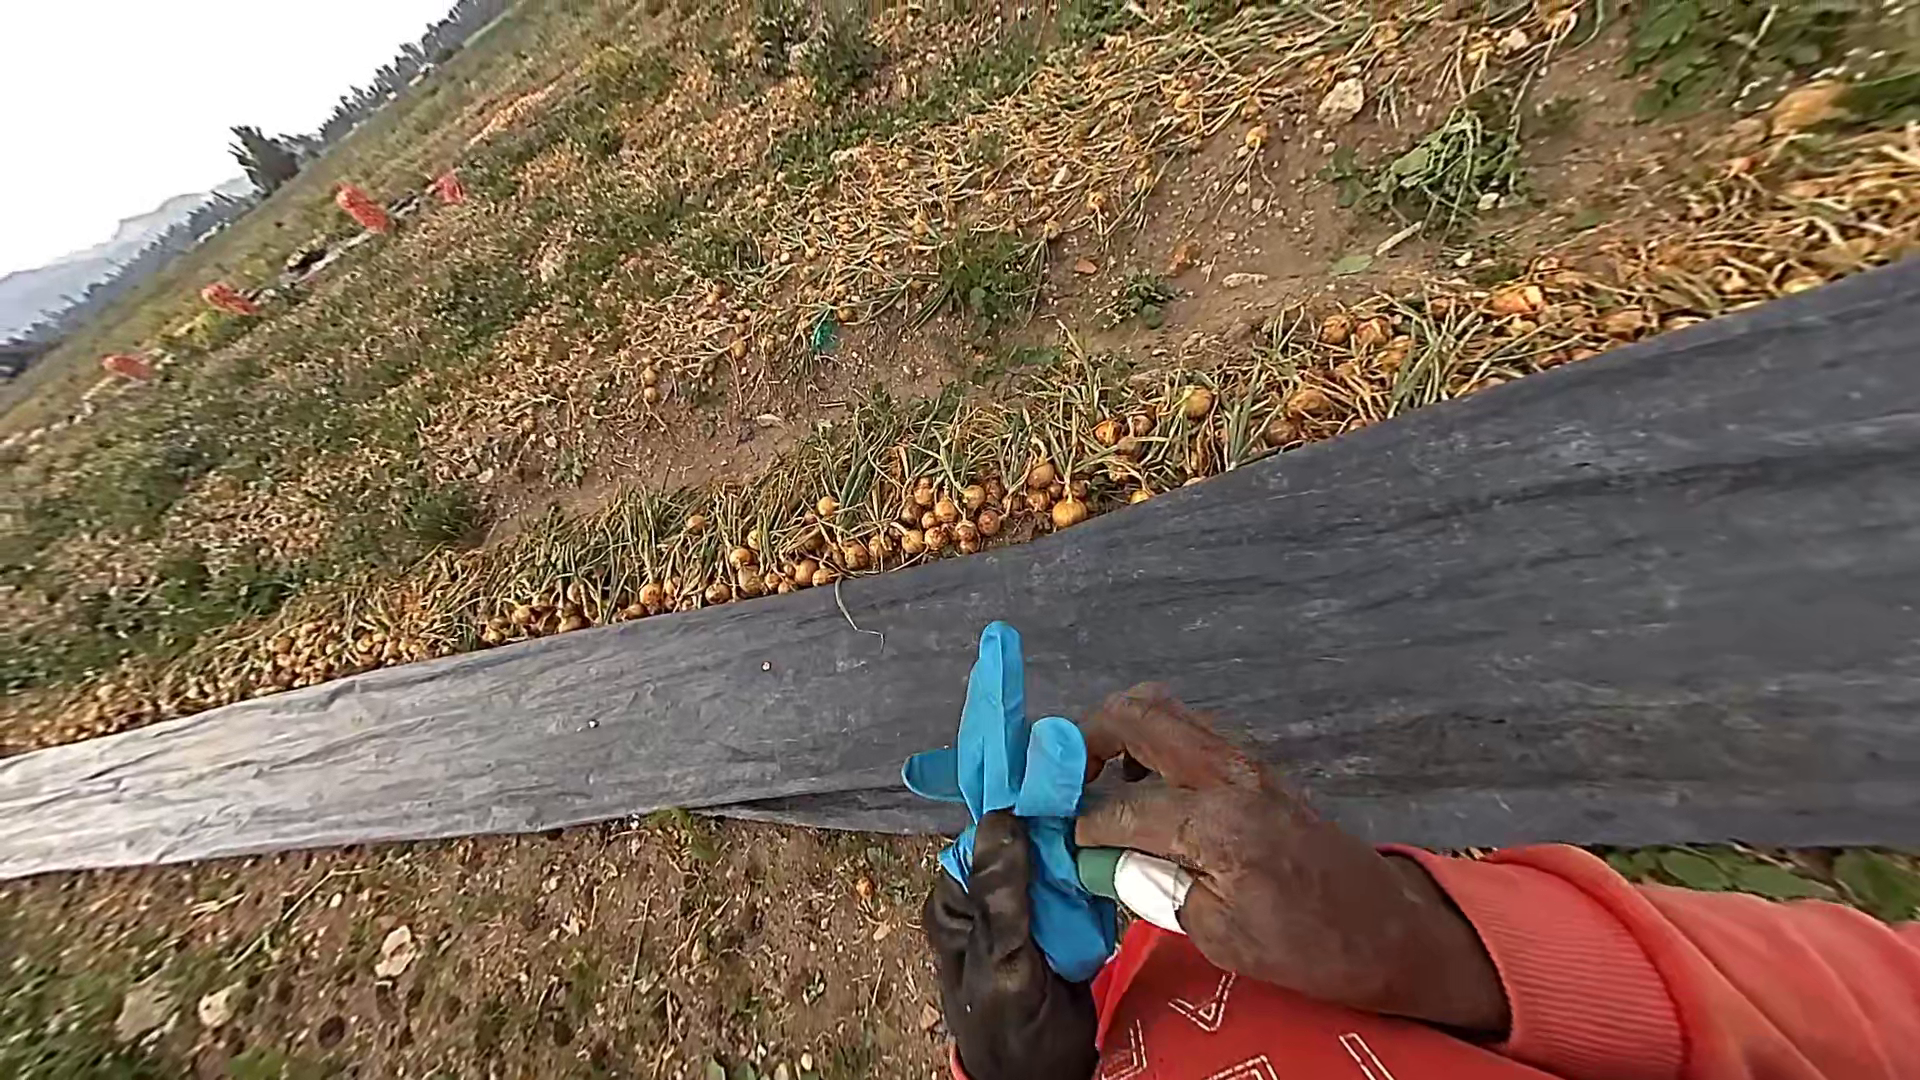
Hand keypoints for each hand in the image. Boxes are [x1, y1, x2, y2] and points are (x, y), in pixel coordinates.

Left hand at [923, 811, 1100, 1079]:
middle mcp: (984, 892)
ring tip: (1094, 847)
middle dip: (1051, 833)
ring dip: (1072, 853)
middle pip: (1019, 839)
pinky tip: (1098, 873)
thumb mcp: (999, 961)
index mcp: (956, 897)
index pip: (985, 836)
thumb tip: (1003, 818)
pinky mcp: (1052, 914)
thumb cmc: (1009, 1030)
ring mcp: (1019, 902)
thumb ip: (999, 895)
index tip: (1055, 802)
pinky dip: (1085, 876)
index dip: (1019, 817)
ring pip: (1047, 856)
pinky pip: (1069, 881)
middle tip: (1082, 827)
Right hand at [1076, 684, 1509, 1033]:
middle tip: (1063, 776)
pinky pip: (1177, 720)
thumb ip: (1151, 884)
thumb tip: (1099, 856)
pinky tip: (1140, 774)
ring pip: (1154, 704)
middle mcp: (1220, 770)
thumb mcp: (1221, 936)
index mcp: (1214, 822)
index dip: (1080, 823)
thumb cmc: (1307, 944)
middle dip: (1083, 738)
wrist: (1387, 922)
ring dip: (1114, 728)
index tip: (1058, 835)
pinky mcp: (1242, 753)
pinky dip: (1143, 734)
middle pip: (1130, 716)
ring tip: (1097, 770)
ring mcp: (1234, 753)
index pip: (1120, 808)